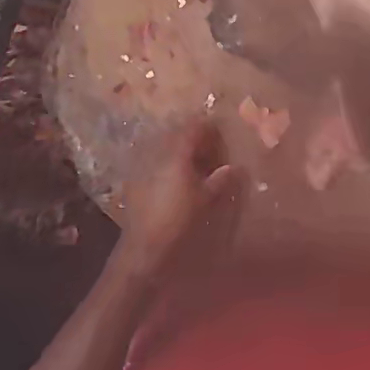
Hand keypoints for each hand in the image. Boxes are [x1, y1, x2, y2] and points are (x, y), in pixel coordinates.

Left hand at [115, 118, 247, 276]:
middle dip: (192, 136)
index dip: (206, 126)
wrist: (144, 243)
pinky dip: (166, 160)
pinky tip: (174, 174)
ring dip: (178, 148)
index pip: (193, 127)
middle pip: (176, 133)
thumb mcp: (204, 198)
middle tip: (209, 145)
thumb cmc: (178, 218)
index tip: (218, 130)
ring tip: (193, 160)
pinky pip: (154, 158)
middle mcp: (158, 152)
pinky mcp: (135, 176)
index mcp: (177, 153)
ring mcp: (143, 163)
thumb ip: (219, 179)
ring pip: (164, 145)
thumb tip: (233, 168)